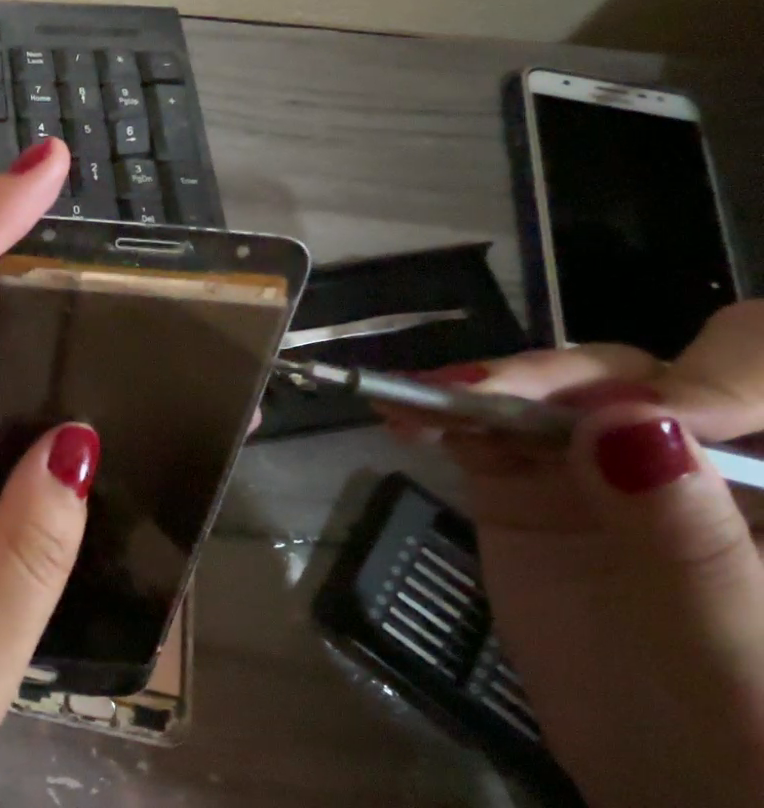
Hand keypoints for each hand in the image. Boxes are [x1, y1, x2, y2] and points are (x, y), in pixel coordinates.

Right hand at [390, 302, 763, 807]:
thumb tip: (621, 419)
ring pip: (551, 390)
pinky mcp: (527, 487)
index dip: (705, 377)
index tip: (638, 421)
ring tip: (421, 399)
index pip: (749, 369)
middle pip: (638, 369)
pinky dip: (443, 411)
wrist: (677, 789)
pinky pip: (485, 427)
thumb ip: (690, 536)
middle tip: (486, 398)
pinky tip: (406, 415)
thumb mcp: (733, 646)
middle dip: (562, 376)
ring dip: (488, 383)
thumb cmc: (742, 732)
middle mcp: (697, 455)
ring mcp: (603, 470)